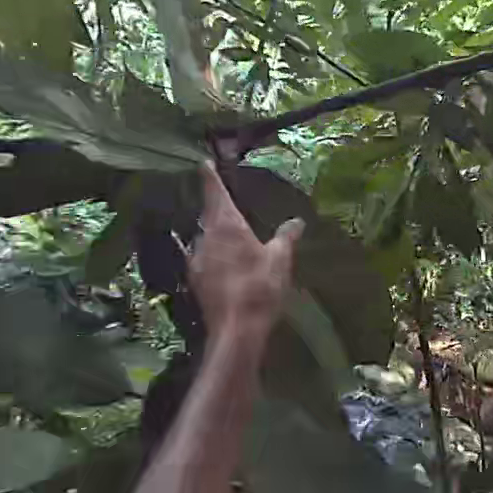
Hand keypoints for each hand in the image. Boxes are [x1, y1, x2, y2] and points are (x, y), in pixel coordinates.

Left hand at [190, 163, 301, 344]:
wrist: (236, 330)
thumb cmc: (260, 287)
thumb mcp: (280, 259)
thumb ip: (286, 237)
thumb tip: (297, 221)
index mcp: (227, 225)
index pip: (214, 192)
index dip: (210, 176)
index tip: (204, 162)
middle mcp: (205, 237)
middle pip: (209, 215)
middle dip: (219, 209)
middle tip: (232, 206)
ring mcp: (196, 259)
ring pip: (206, 238)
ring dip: (218, 236)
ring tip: (235, 241)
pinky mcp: (194, 280)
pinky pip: (204, 259)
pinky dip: (215, 257)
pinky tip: (228, 267)